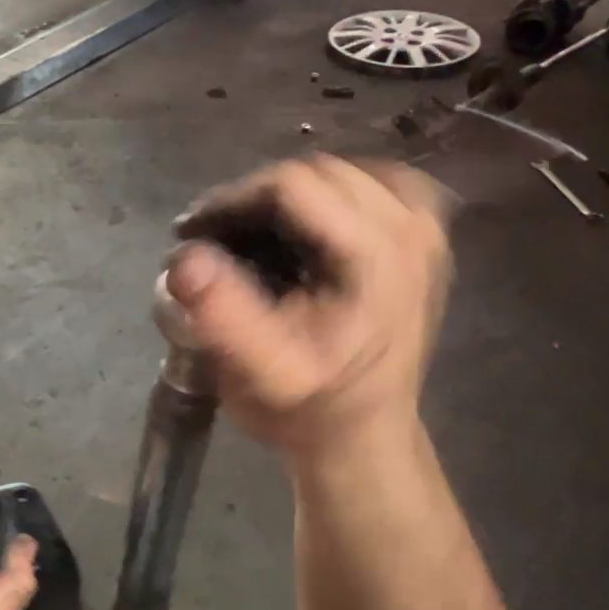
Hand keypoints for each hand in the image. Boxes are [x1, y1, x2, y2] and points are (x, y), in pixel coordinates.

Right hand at [168, 152, 451, 455]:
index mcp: (377, 256)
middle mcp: (413, 230)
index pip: (294, 185)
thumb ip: (223, 315)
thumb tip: (183, 258)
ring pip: (343, 173)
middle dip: (256, 197)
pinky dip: (328, 198)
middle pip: (318, 171)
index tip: (191, 232)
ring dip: (288, 196)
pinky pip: (372, 186)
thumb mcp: (259, 372)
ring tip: (250, 235)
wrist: (361, 438)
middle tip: (213, 239)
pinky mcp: (424, 239)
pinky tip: (302, 230)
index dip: (232, 199)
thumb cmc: (307, 409)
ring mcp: (426, 231)